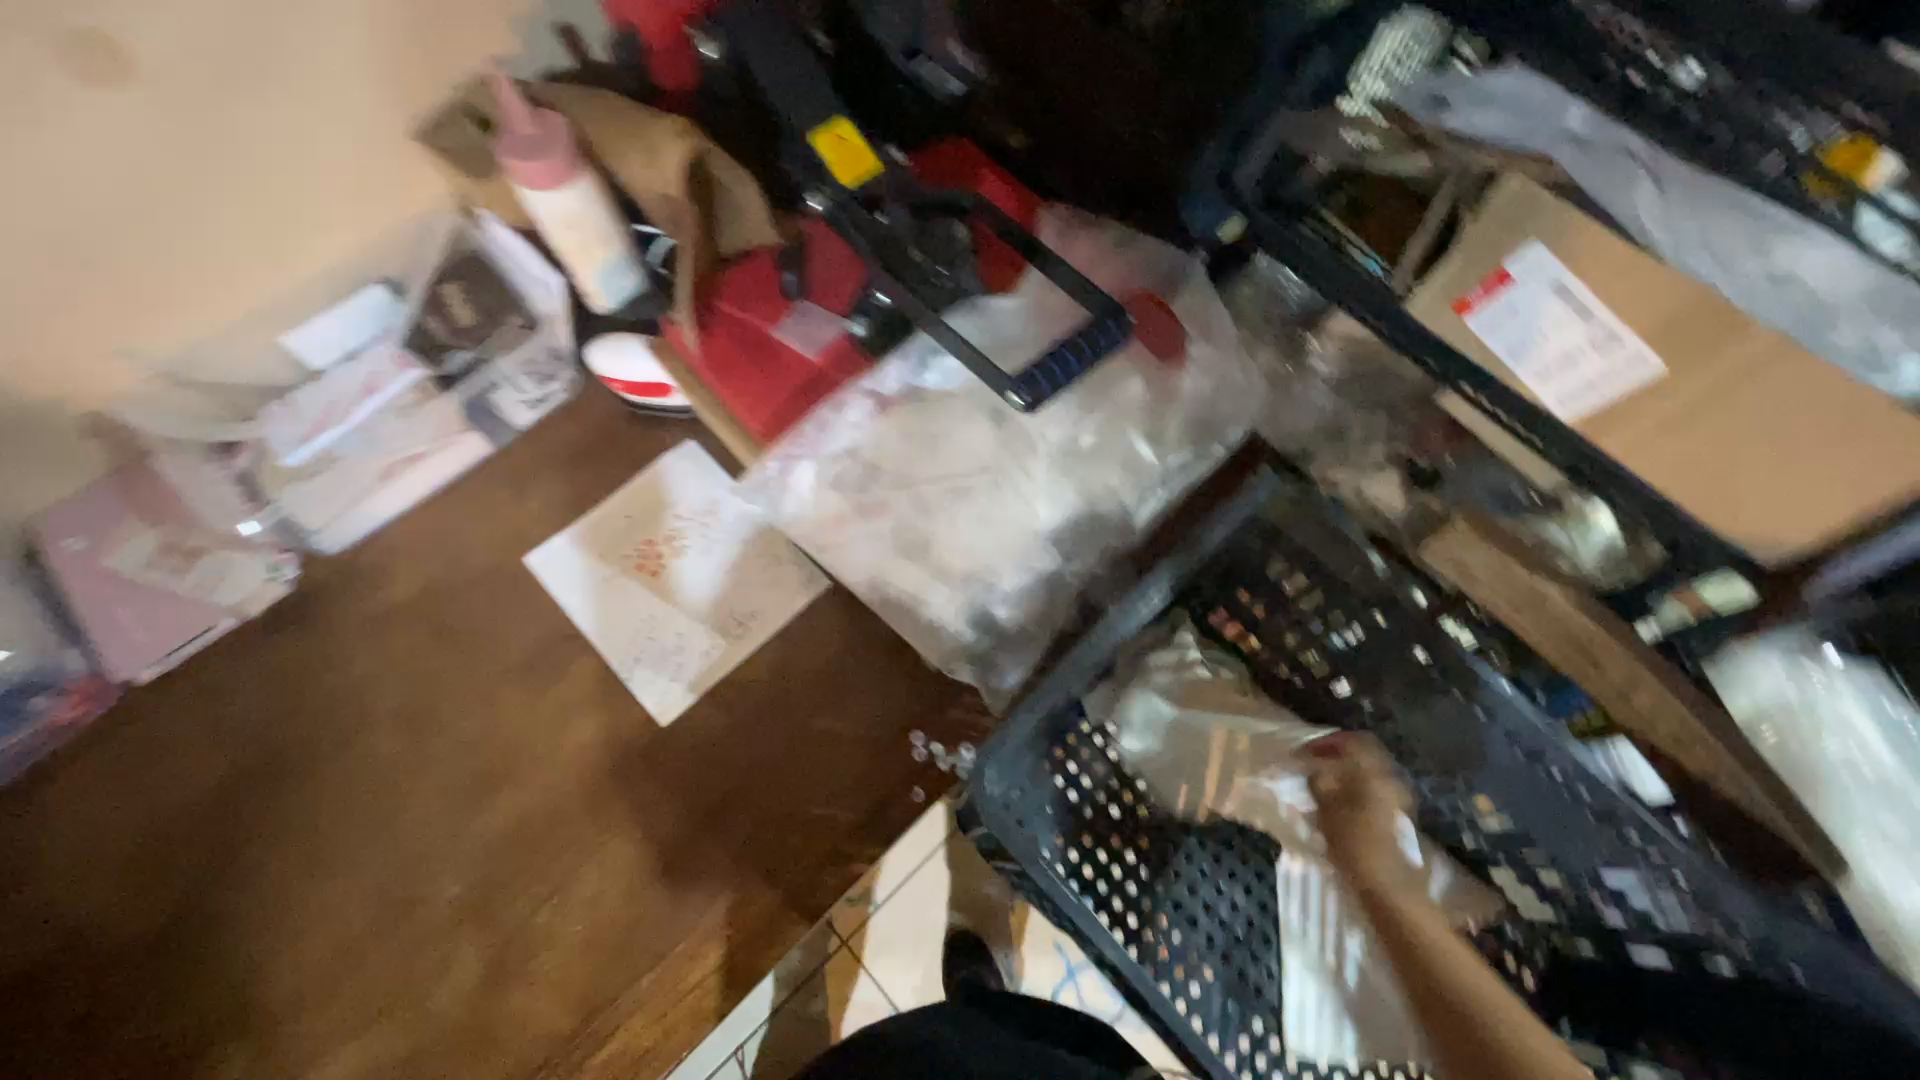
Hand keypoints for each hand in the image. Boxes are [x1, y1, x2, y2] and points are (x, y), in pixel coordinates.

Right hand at [1305, 732, 1420, 898]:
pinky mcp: (1397, 815)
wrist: (1388, 885)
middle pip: (1364, 754)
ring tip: (1322, 782)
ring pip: (1369, 772)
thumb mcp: (1327, 808)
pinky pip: (1373, 789)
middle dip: (1337, 754)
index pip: (1352, 740)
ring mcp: (1398, 797)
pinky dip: (1354, 787)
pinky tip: (1338, 801)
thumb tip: (1313, 769)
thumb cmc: (1355, 842)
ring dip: (1346, 771)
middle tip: (1313, 762)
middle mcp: (1391, 778)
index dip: (1327, 741)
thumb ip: (1319, 781)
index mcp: (1374, 771)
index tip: (1304, 752)